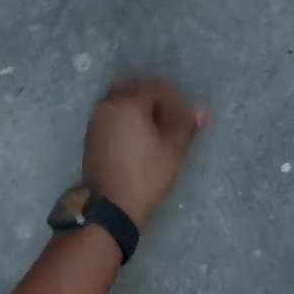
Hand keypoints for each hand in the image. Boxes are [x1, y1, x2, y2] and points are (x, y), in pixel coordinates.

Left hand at [81, 78, 210, 228]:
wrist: (110, 205)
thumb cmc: (145, 175)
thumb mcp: (172, 151)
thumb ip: (186, 125)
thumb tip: (202, 110)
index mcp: (128, 103)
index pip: (156, 88)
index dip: (174, 99)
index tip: (185, 116)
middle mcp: (109, 104)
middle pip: (135, 89)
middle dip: (155, 98)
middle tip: (170, 118)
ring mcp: (96, 118)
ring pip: (121, 100)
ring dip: (138, 107)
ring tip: (155, 128)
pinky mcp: (91, 133)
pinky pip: (111, 114)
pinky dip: (125, 117)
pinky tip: (137, 136)